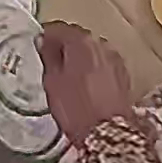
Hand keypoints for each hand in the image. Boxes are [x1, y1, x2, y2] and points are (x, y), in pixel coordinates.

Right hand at [39, 22, 133, 142]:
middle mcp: (100, 43)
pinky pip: (102, 61)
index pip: (59, 28)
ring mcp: (114, 57)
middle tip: (51, 58)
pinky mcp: (123, 72)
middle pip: (77, 36)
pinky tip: (85, 80)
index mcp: (80, 41)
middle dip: (64, 43)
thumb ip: (48, 56)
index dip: (46, 34)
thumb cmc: (75, 107)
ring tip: (68, 72)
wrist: (108, 134)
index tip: (38, 43)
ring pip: (91, 49)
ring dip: (80, 55)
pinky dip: (93, 66)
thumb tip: (44, 41)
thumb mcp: (52, 81)